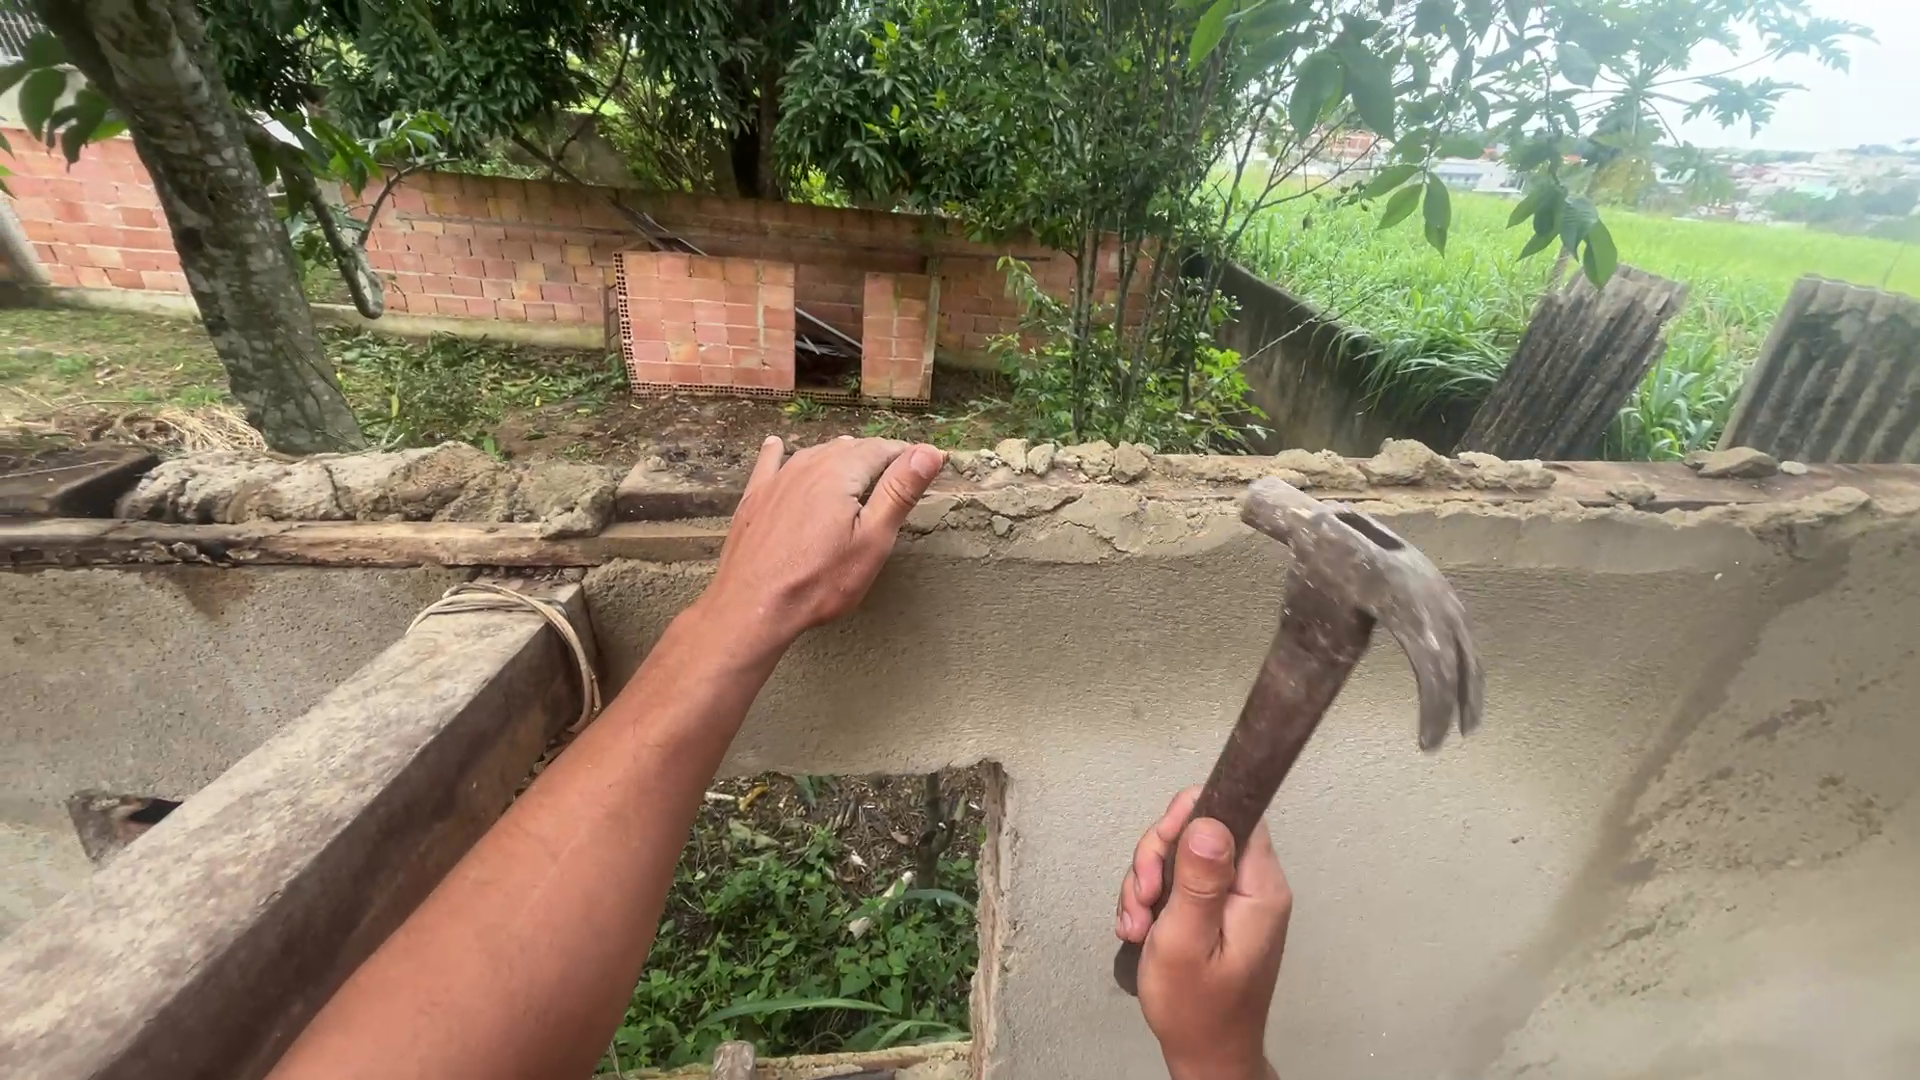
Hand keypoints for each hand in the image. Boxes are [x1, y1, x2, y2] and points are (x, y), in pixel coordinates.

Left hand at [695, 436, 944, 657]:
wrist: (753, 607)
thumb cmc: (819, 581)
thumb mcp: (873, 539)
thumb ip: (900, 491)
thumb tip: (929, 452)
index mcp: (840, 473)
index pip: (882, 449)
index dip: (906, 455)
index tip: (924, 464)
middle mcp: (807, 466)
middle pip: (849, 448)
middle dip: (875, 456)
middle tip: (895, 472)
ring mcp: (776, 481)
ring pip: (815, 454)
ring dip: (839, 455)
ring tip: (856, 462)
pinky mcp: (754, 499)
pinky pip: (770, 464)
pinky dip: (779, 453)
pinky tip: (776, 446)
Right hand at [1116, 788, 1291, 1079]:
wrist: (1204, 1057)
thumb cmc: (1196, 1009)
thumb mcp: (1186, 941)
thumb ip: (1197, 880)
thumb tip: (1207, 823)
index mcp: (1258, 888)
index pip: (1232, 812)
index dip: (1189, 814)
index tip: (1160, 848)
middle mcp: (1251, 884)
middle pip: (1197, 827)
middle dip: (1156, 855)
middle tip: (1143, 897)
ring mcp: (1232, 895)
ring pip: (1178, 851)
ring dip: (1146, 880)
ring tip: (1138, 924)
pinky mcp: (1214, 906)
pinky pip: (1175, 876)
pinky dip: (1150, 896)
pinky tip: (1140, 928)